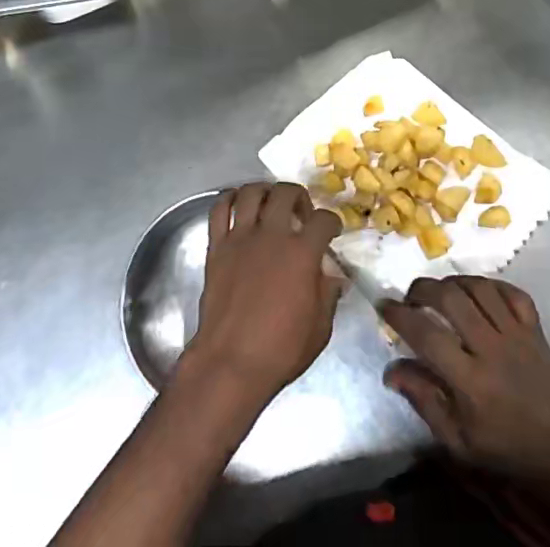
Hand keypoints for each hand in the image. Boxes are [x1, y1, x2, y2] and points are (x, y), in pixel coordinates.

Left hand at [178, 183, 342, 404]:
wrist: (232, 359)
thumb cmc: (281, 349)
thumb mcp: (320, 327)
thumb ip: (327, 294)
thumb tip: (333, 277)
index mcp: (302, 254)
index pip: (323, 220)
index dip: (332, 221)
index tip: (332, 229)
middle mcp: (271, 236)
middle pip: (285, 193)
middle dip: (298, 195)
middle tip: (301, 212)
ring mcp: (240, 238)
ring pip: (250, 193)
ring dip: (264, 191)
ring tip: (270, 203)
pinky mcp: (216, 246)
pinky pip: (219, 209)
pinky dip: (228, 199)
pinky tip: (236, 204)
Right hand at [379, 276, 549, 489]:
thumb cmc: (504, 452)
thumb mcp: (456, 441)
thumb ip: (422, 400)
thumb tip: (390, 370)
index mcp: (471, 382)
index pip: (426, 334)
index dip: (399, 314)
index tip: (383, 307)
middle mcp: (494, 351)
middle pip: (451, 298)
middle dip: (421, 289)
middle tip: (410, 299)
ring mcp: (519, 338)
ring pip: (480, 288)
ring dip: (452, 283)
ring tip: (440, 294)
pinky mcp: (537, 334)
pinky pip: (514, 294)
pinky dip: (491, 286)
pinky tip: (476, 295)